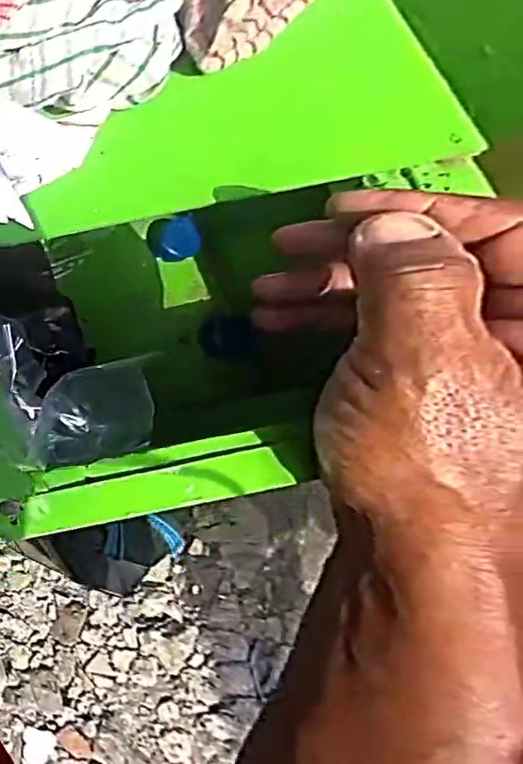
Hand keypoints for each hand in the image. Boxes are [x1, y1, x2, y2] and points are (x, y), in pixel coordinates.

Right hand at [235, 194, 522, 763]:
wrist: (434, 552)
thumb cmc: (435, 455)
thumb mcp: (417, 359)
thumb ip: (410, 278)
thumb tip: (387, 219)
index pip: (506, 229)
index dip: (417, 211)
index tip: (330, 211)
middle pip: (460, 259)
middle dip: (362, 255)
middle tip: (281, 258)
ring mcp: (505, 361)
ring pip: (424, 296)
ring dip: (339, 290)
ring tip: (265, 298)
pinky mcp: (460, 387)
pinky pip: (408, 331)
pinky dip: (344, 323)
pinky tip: (288, 327)